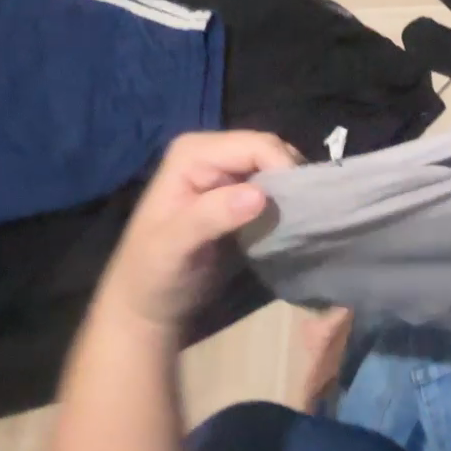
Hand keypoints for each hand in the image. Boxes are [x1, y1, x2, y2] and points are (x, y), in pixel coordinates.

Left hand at [104, 131, 299, 329]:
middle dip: (290, 176)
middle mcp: (211, 151)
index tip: (297, 206)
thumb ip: (210, 218)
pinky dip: (286, 198)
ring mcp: (225, 169)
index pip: (255, 145)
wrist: (148, 305)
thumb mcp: (173, 249)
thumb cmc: (152, 276)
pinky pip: (273, 182)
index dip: (282, 168)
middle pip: (270, 149)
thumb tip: (259, 195)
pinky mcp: (237, 190)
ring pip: (276, 164)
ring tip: (298, 217)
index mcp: (193, 152)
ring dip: (291, 188)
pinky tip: (289, 220)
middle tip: (302, 214)